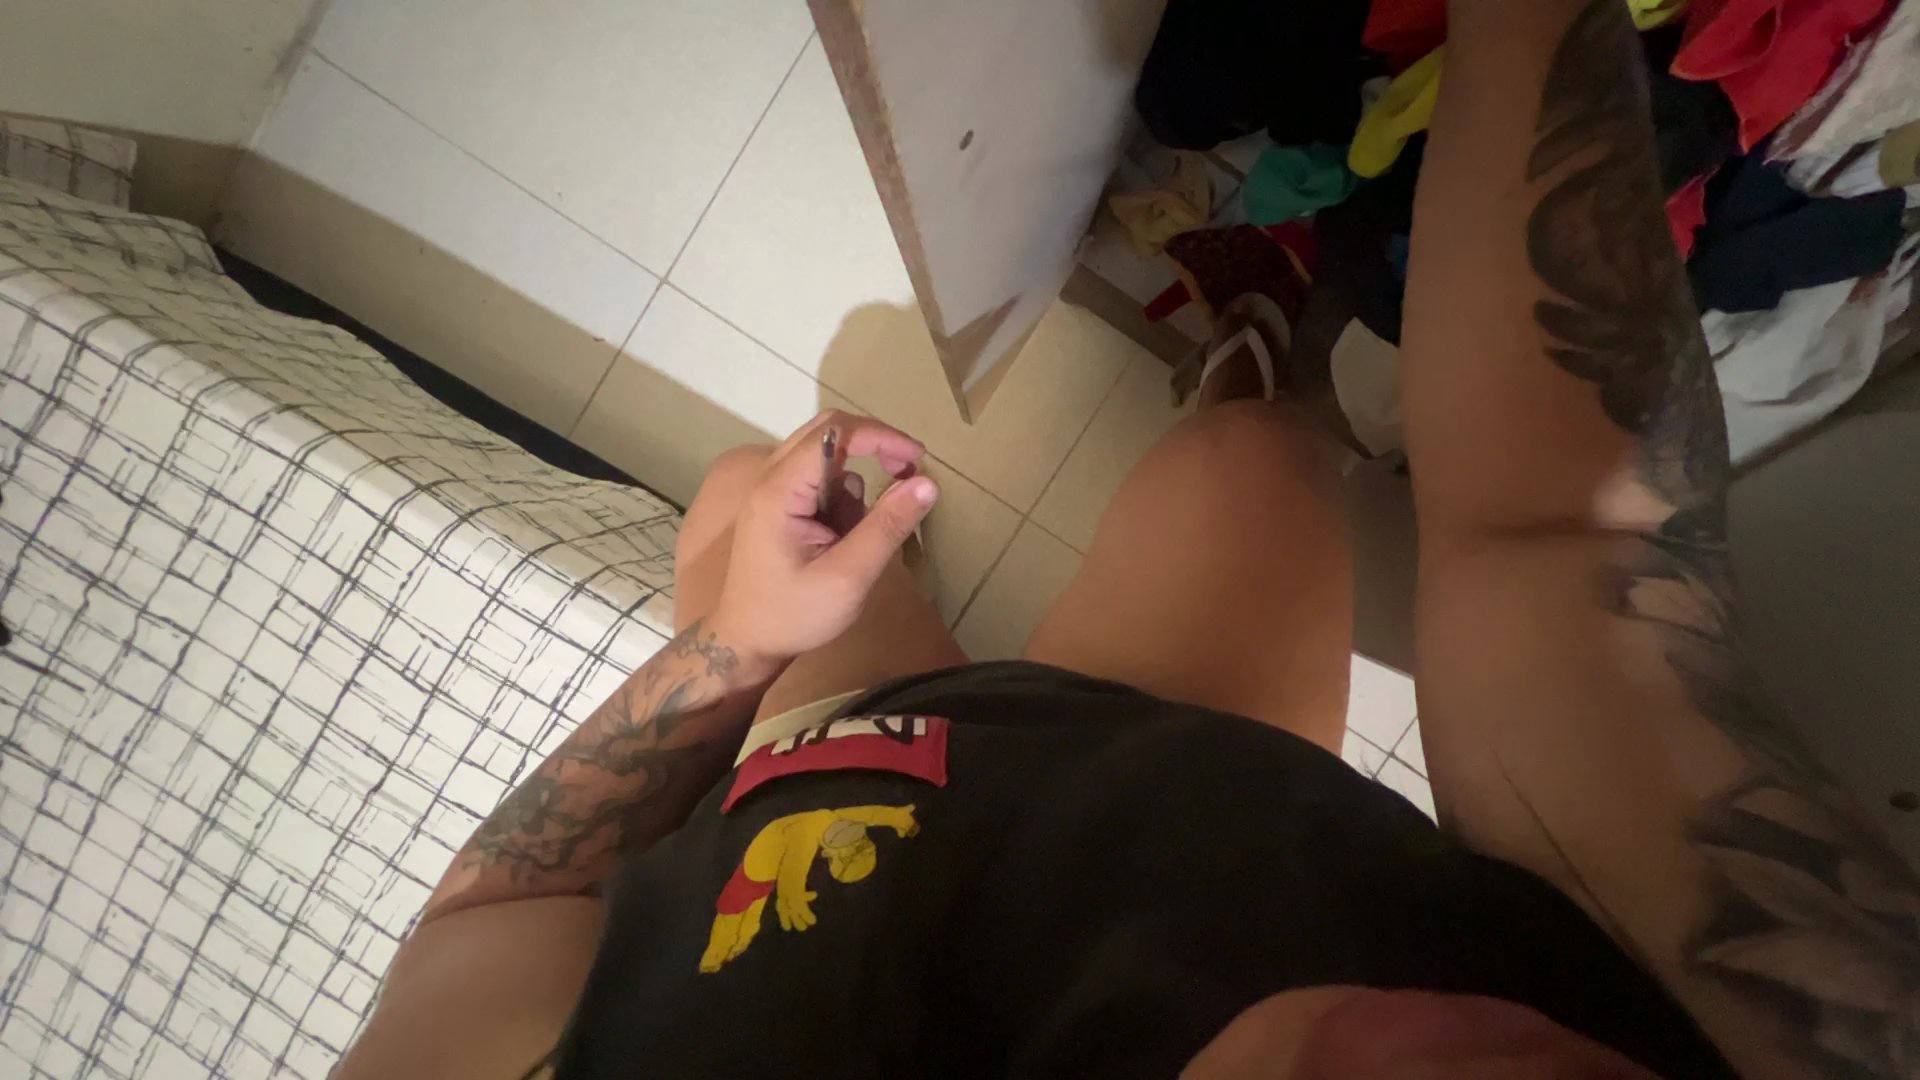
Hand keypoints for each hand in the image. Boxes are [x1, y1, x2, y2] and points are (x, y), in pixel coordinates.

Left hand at [709, 410, 937, 669]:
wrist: (748, 643)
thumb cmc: (795, 616)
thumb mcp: (849, 577)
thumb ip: (887, 527)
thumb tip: (927, 482)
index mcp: (779, 491)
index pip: (835, 433)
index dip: (881, 436)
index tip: (917, 460)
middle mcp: (771, 478)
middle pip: (829, 431)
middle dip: (874, 446)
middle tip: (907, 475)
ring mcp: (773, 489)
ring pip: (827, 455)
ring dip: (856, 483)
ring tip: (856, 539)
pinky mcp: (780, 503)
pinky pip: (820, 478)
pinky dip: (842, 498)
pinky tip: (840, 541)